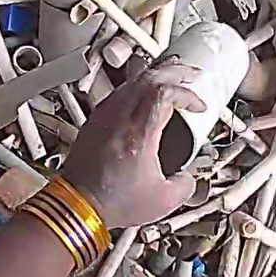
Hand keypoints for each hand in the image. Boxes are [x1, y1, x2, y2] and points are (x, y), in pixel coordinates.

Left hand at [58, 61, 204, 227]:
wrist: (77, 205)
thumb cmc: (111, 202)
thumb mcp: (163, 200)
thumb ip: (185, 184)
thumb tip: (187, 175)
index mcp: (138, 135)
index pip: (163, 93)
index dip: (186, 94)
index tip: (198, 105)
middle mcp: (118, 120)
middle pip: (146, 79)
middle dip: (173, 72)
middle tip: (190, 74)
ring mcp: (103, 118)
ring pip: (129, 82)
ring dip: (153, 76)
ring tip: (168, 78)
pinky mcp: (93, 122)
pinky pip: (116, 94)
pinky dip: (135, 88)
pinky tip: (141, 95)